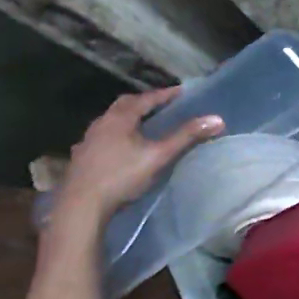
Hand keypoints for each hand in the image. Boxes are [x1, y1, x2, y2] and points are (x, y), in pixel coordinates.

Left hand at [47, 86, 223, 237]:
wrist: (80, 207)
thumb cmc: (121, 177)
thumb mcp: (158, 156)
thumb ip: (186, 137)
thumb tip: (217, 119)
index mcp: (120, 118)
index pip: (146, 99)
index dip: (165, 94)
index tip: (181, 92)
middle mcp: (101, 123)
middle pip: (124, 105)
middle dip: (143, 102)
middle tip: (160, 105)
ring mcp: (87, 141)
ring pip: (109, 121)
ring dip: (126, 118)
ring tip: (141, 125)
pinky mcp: (80, 158)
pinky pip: (100, 137)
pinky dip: (114, 135)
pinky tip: (118, 148)